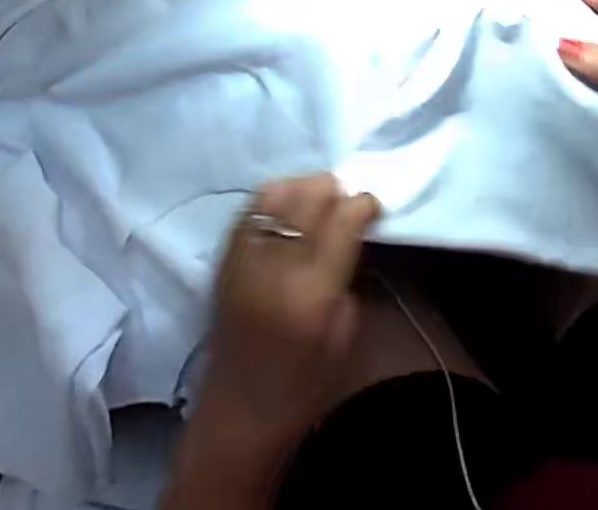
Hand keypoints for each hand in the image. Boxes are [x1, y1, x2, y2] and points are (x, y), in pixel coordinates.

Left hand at [193, 176, 381, 460]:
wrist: (238, 410)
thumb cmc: (303, 384)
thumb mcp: (345, 333)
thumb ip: (347, 274)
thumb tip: (350, 231)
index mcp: (312, 292)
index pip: (342, 220)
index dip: (363, 203)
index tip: (373, 204)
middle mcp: (275, 266)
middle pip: (307, 196)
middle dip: (333, 189)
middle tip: (346, 200)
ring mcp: (244, 257)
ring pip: (275, 193)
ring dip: (302, 187)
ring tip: (317, 199)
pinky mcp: (224, 258)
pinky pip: (250, 207)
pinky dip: (273, 198)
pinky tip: (287, 208)